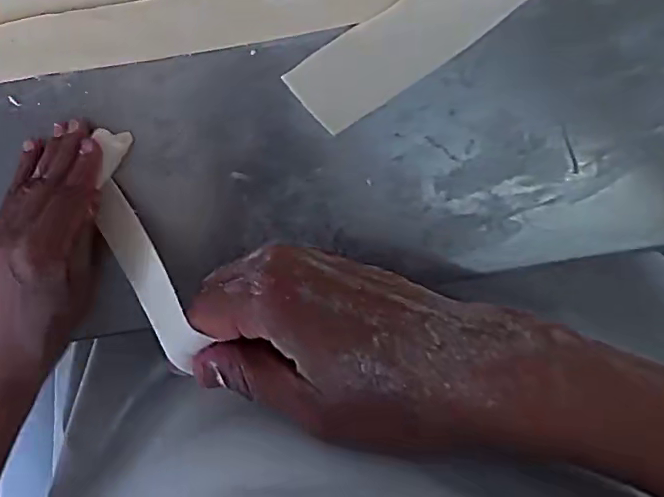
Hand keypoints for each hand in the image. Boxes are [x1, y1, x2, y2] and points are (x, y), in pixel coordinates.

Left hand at [0, 121, 102, 388]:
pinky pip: (11, 191)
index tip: (97, 143)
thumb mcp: (80, 288)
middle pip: (49, 183)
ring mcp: (1, 229)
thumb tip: (92, 196)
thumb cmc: (48, 328)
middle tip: (83, 123)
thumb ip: (84, 239)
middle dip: (68, 151)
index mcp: (44, 252)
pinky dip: (24, 166)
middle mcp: (19, 233)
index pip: (70, 199)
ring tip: (64, 127)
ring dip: (49, 152)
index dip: (85, 169)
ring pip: (31, 181)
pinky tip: (34, 146)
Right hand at [187, 244, 600, 455]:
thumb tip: (211, 364)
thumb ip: (247, 378)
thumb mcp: (311, 408)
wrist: (465, 366)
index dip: (197, 343)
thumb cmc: (397, 392)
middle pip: (218, 287)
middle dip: (220, 326)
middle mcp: (280, 262)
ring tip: (287, 358)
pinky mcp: (326, 258)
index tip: (208, 368)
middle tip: (249, 372)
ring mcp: (304, 255)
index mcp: (268, 295)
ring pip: (245, 278)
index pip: (199, 309)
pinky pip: (275, 273)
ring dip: (247, 313)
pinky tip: (309, 338)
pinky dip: (273, 300)